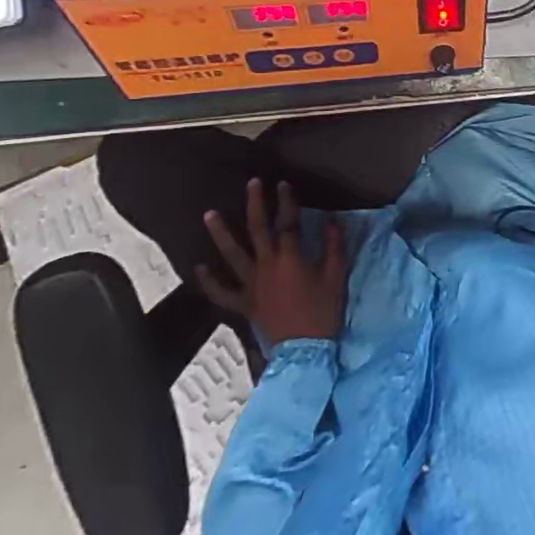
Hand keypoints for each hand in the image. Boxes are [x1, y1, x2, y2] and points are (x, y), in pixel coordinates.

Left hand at [197, 179, 347, 344]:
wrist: (304, 351)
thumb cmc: (323, 312)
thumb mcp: (335, 277)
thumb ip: (334, 247)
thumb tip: (333, 221)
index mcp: (290, 258)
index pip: (288, 222)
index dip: (287, 201)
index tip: (284, 184)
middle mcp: (267, 266)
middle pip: (258, 229)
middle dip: (255, 204)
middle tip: (251, 183)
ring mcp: (252, 285)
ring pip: (232, 255)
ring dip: (220, 234)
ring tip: (209, 214)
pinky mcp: (244, 303)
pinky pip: (222, 292)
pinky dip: (209, 281)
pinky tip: (198, 267)